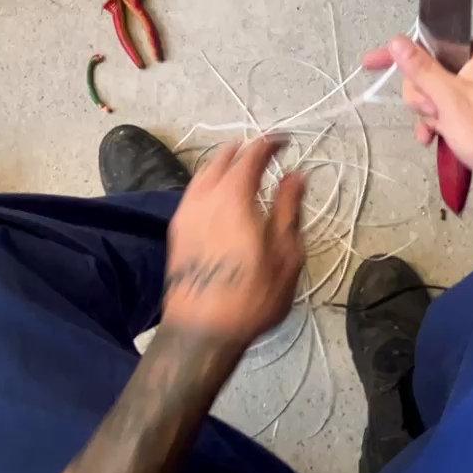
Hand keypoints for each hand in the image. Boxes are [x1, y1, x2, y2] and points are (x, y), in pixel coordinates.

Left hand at [161, 136, 305, 347]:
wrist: (201, 330)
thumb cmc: (252, 294)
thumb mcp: (286, 254)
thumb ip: (290, 209)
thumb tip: (295, 177)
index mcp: (234, 195)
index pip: (252, 154)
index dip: (271, 143)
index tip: (285, 142)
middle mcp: (205, 195)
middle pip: (224, 157)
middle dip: (247, 150)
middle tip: (267, 157)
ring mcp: (186, 210)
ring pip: (205, 172)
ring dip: (226, 165)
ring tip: (245, 173)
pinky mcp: (177, 228)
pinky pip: (195, 191)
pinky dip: (211, 182)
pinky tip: (222, 198)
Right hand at [361, 36, 472, 203]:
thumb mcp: (450, 100)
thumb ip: (421, 69)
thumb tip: (397, 40)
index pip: (428, 44)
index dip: (398, 57)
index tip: (369, 64)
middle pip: (429, 72)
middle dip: (424, 98)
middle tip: (435, 114)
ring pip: (435, 94)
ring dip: (431, 115)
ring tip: (442, 132)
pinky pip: (447, 110)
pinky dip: (439, 124)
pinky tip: (435, 140)